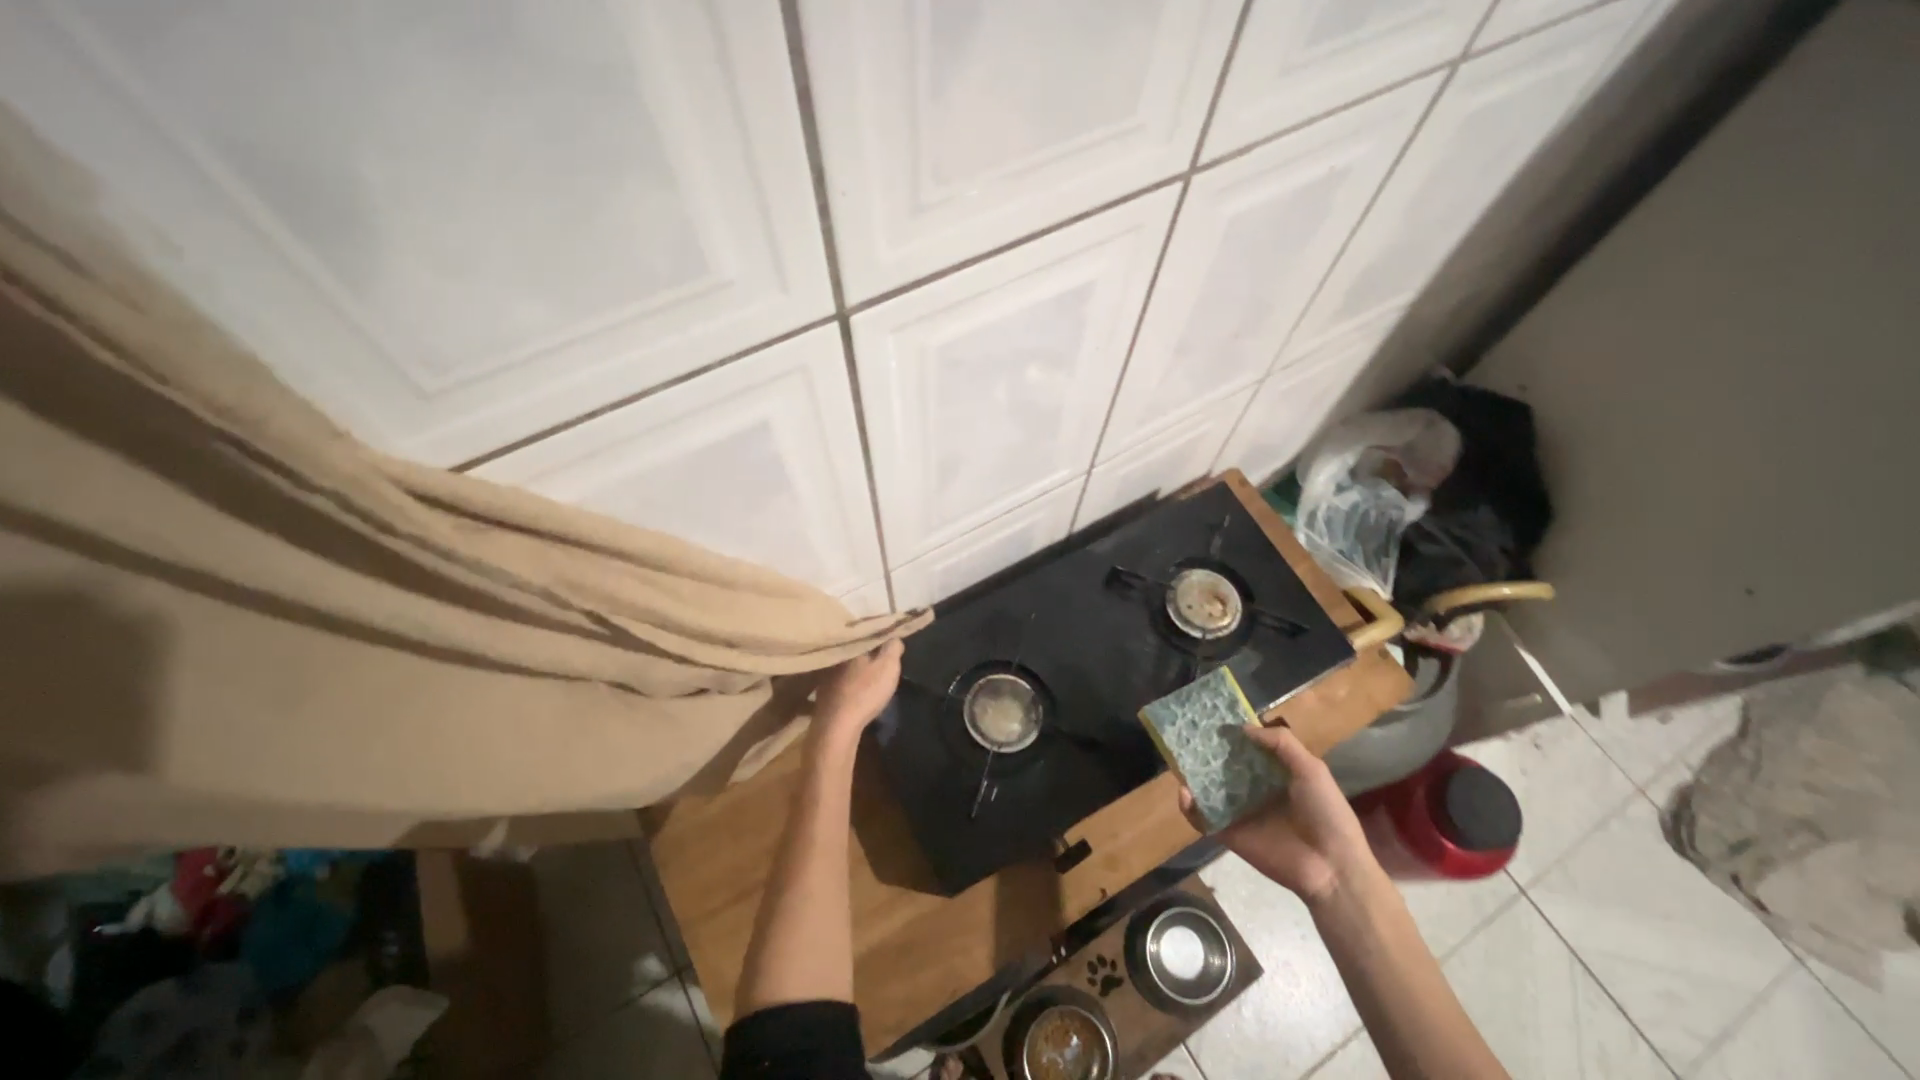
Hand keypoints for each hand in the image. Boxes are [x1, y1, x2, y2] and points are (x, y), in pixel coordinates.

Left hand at [813, 639, 903, 737]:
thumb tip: (894, 636)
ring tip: (869, 670)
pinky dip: (849, 681)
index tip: (887, 637)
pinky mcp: (823, 693)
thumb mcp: (888, 666)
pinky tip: (855, 687)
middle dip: (867, 651)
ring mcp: (826, 676)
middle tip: (880, 653)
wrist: (837, 725)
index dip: (878, 635)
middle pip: (854, 649)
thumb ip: (892, 648)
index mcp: (851, 646)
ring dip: (856, 667)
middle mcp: (835, 657)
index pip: (866, 634)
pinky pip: (839, 681)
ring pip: (845, 665)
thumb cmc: (865, 691)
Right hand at [1180, 723, 1377, 904]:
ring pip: (1209, 791)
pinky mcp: (1228, 835)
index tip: (1213, 720)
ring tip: (1180, 760)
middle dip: (1208, 753)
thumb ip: (1281, 744)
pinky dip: (1189, 807)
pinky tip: (1185, 793)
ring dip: (1194, 777)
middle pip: (1225, 768)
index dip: (1233, 736)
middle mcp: (1255, 791)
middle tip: (1188, 736)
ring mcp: (1240, 813)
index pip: (1248, 750)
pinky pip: (1203, 820)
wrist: (1331, 866)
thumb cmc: (1326, 813)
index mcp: (1275, 775)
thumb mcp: (1311, 770)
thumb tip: (1242, 728)